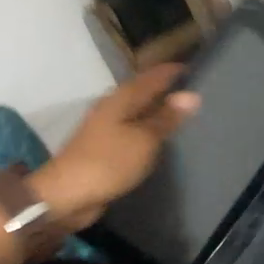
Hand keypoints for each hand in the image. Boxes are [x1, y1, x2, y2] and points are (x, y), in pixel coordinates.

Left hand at [31, 64, 199, 231]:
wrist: (67, 194)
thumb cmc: (108, 162)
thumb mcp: (144, 140)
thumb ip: (165, 118)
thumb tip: (191, 95)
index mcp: (121, 98)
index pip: (152, 77)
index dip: (173, 71)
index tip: (196, 69)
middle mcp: (112, 107)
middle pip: (142, 92)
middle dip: (164, 89)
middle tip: (192, 90)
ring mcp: (104, 128)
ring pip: (135, 112)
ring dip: (154, 110)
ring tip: (180, 112)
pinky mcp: (103, 149)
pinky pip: (130, 132)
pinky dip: (145, 131)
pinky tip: (156, 138)